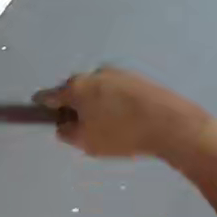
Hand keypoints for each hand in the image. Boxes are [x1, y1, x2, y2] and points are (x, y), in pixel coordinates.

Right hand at [34, 67, 213, 159]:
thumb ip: (66, 132)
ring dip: (96, 104)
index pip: (48, 96)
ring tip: (109, 127)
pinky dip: (115, 103)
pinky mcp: (139, 79)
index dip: (42, 107)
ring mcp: (119, 74)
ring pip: (97, 90)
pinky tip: (127, 121)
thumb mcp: (85, 142)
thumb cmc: (121, 134)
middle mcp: (94, 74)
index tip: (44, 117)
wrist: (173, 125)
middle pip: (74, 91)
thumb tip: (64, 124)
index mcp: (76, 87)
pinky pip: (116, 92)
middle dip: (74, 106)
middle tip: (83, 128)